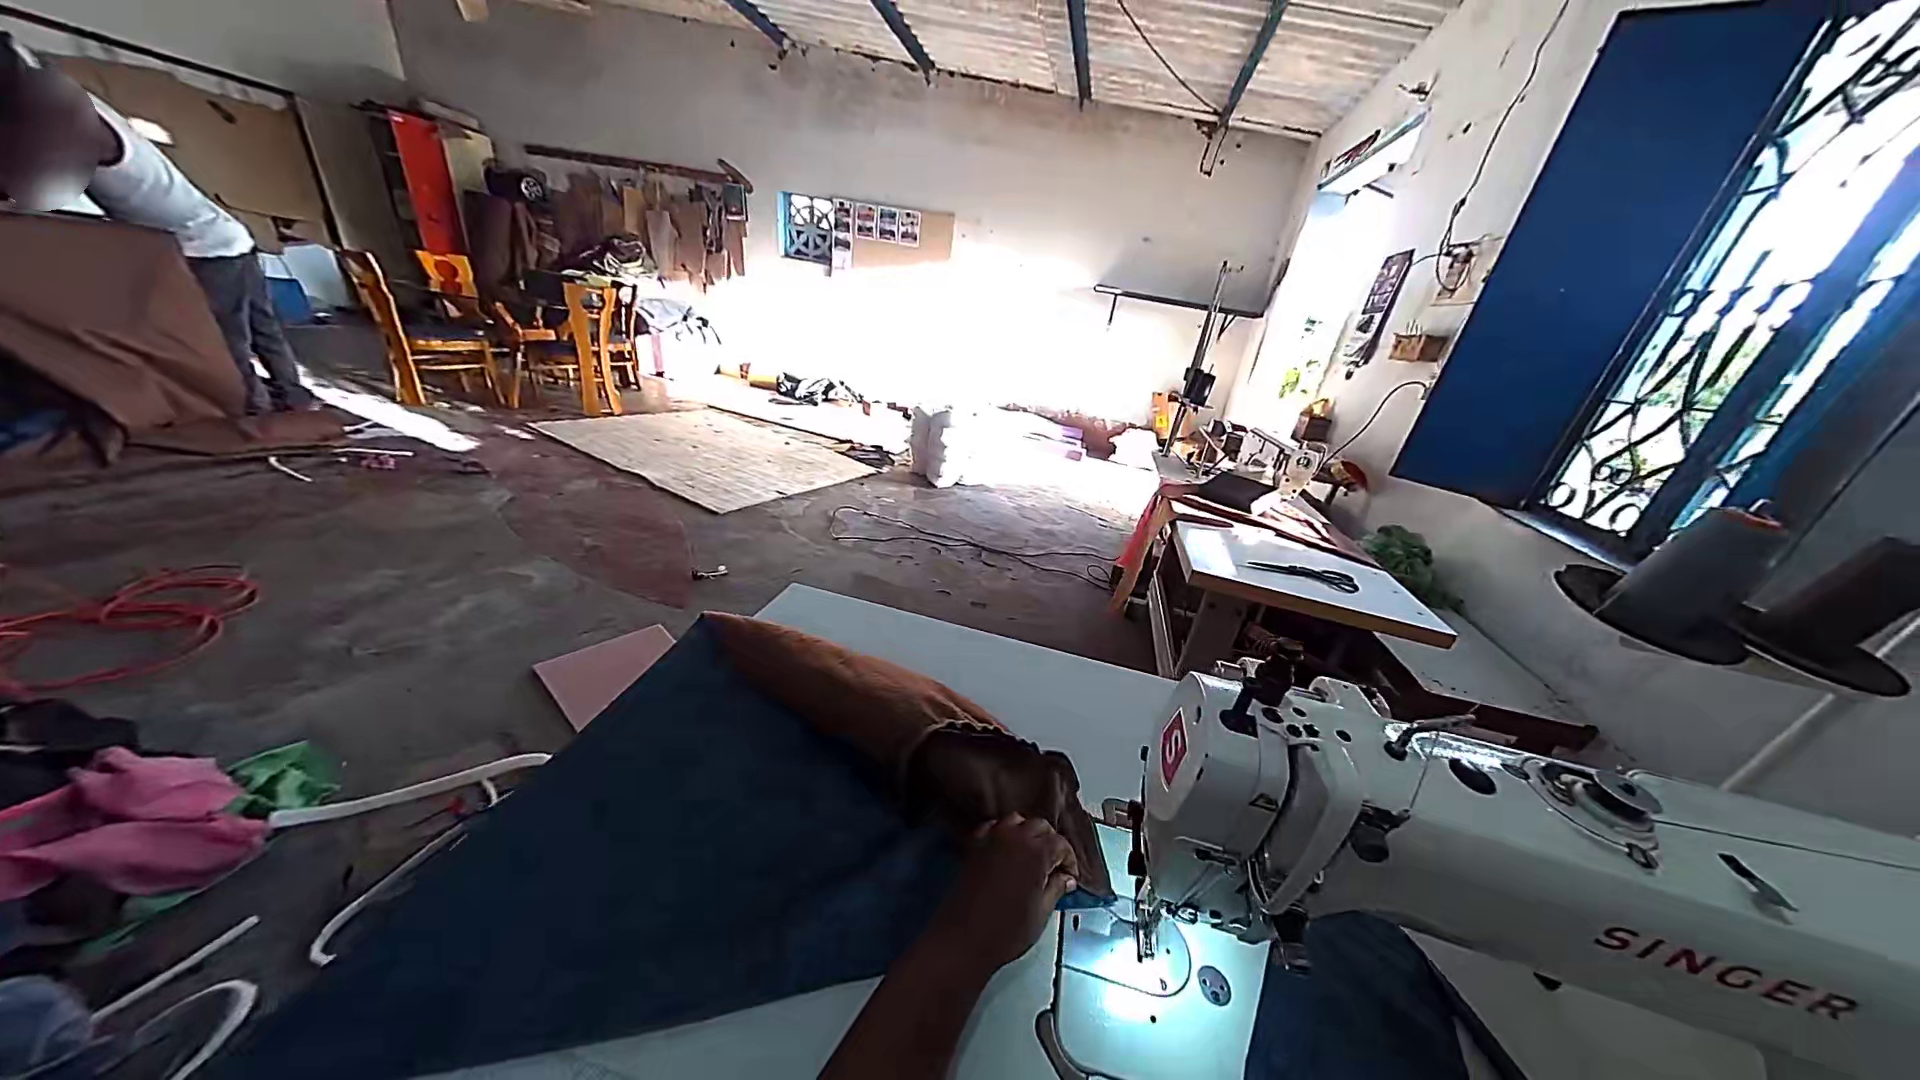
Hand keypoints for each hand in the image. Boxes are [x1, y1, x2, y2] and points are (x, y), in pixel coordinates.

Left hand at [923, 814, 1078, 976]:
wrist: (964, 936)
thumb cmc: (1007, 930)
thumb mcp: (1041, 912)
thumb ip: (1056, 888)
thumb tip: (1066, 878)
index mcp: (1037, 852)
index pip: (1061, 843)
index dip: (1069, 860)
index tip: (1070, 877)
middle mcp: (1015, 836)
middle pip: (1040, 826)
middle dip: (1051, 843)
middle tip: (1054, 867)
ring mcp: (992, 837)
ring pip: (1017, 821)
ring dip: (1027, 833)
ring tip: (1031, 856)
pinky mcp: (975, 843)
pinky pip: (994, 827)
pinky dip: (1004, 833)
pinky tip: (1007, 852)